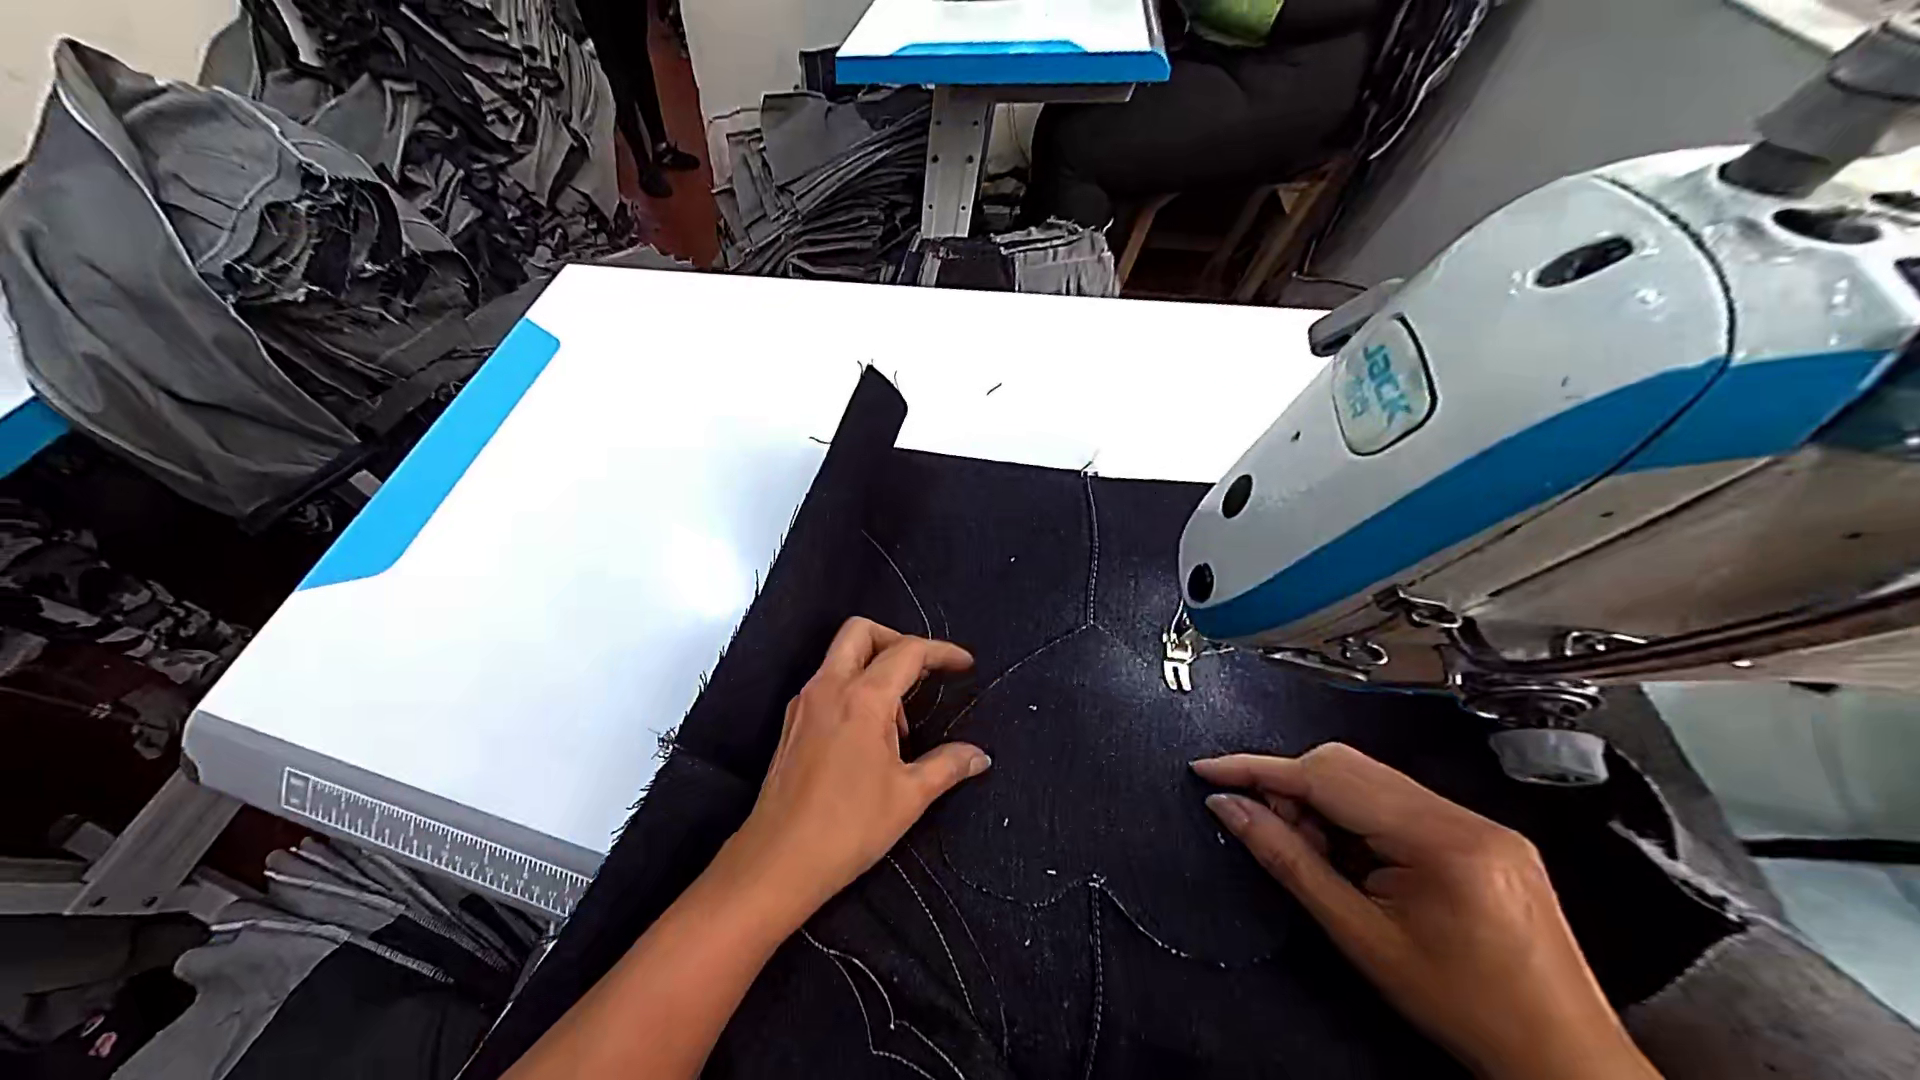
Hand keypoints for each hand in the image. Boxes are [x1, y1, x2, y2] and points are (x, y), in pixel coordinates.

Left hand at [721, 617, 990, 921]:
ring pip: (840, 655)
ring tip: (899, 720)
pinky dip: (854, 687)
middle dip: (898, 640)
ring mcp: (805, 703)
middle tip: (923, 672)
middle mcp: (828, 688)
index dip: (942, 652)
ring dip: (874, 666)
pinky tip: (869, 733)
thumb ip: (948, 765)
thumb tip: (979, 756)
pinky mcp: (791, 722)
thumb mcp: (909, 797)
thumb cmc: (848, 828)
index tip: (964, 665)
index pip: (908, 651)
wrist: (777, 862)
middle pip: (862, 632)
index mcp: (862, 698)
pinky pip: (827, 682)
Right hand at [1192, 744, 1660, 1079]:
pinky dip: (1353, 816)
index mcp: (1441, 841)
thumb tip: (1231, 810)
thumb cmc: (1469, 1011)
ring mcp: (1478, 822)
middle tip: (1256, 821)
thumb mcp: (1359, 936)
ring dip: (1319, 802)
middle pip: (1346, 766)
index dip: (1258, 770)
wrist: (1564, 1060)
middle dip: (1289, 787)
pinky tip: (1345, 854)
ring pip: (1367, 778)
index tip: (1211, 770)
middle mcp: (1465, 817)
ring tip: (1306, 849)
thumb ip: (1288, 861)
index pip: (1326, 778)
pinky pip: (1395, 799)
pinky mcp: (1480, 833)